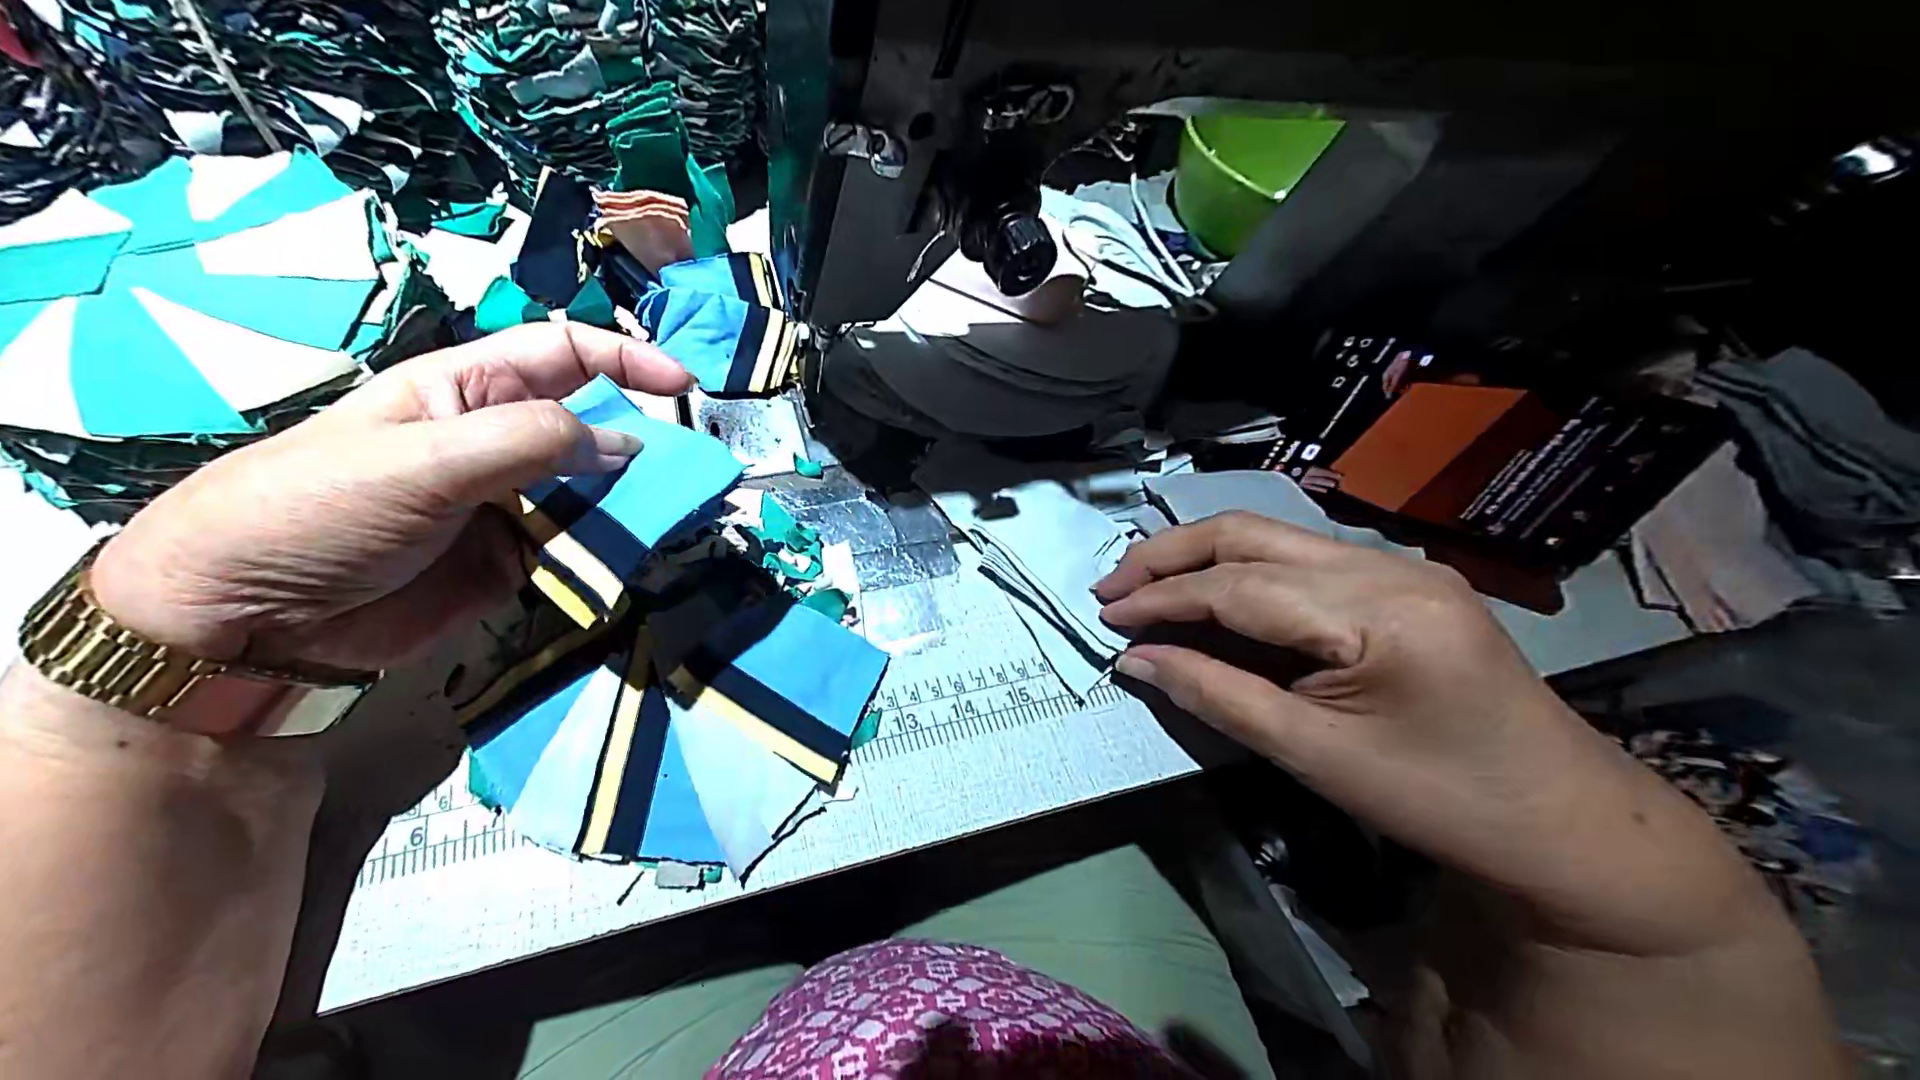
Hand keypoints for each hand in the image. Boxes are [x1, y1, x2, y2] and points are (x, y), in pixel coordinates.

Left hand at [90, 323, 692, 681]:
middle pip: (596, 424)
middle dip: (648, 436)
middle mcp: (501, 442)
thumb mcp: (423, 460)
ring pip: (600, 488)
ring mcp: (514, 503)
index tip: (683, 384)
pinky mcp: (521, 558)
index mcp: (468, 391)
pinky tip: (639, 551)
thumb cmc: (317, 513)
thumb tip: (627, 444)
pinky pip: (585, 543)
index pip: (564, 353)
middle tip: (694, 466)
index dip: (627, 359)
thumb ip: (532, 440)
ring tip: (682, 512)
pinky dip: (617, 546)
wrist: (248, 627)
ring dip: (641, 497)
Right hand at [1095, 512, 1771, 956]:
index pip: (1238, 585)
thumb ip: (1216, 695)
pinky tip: (1209, 597)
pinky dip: (1240, 575)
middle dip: (1170, 555)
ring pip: (1271, 540)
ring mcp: (1398, 567)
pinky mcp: (1399, 582)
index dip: (1163, 598)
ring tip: (1145, 587)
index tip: (1107, 615)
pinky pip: (1298, 562)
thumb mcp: (1313, 755)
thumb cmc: (1438, 800)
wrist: (1565, 823)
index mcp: (1377, 609)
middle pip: (1250, 536)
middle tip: (1113, 587)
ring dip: (1200, 559)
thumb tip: (1137, 660)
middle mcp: (1387, 566)